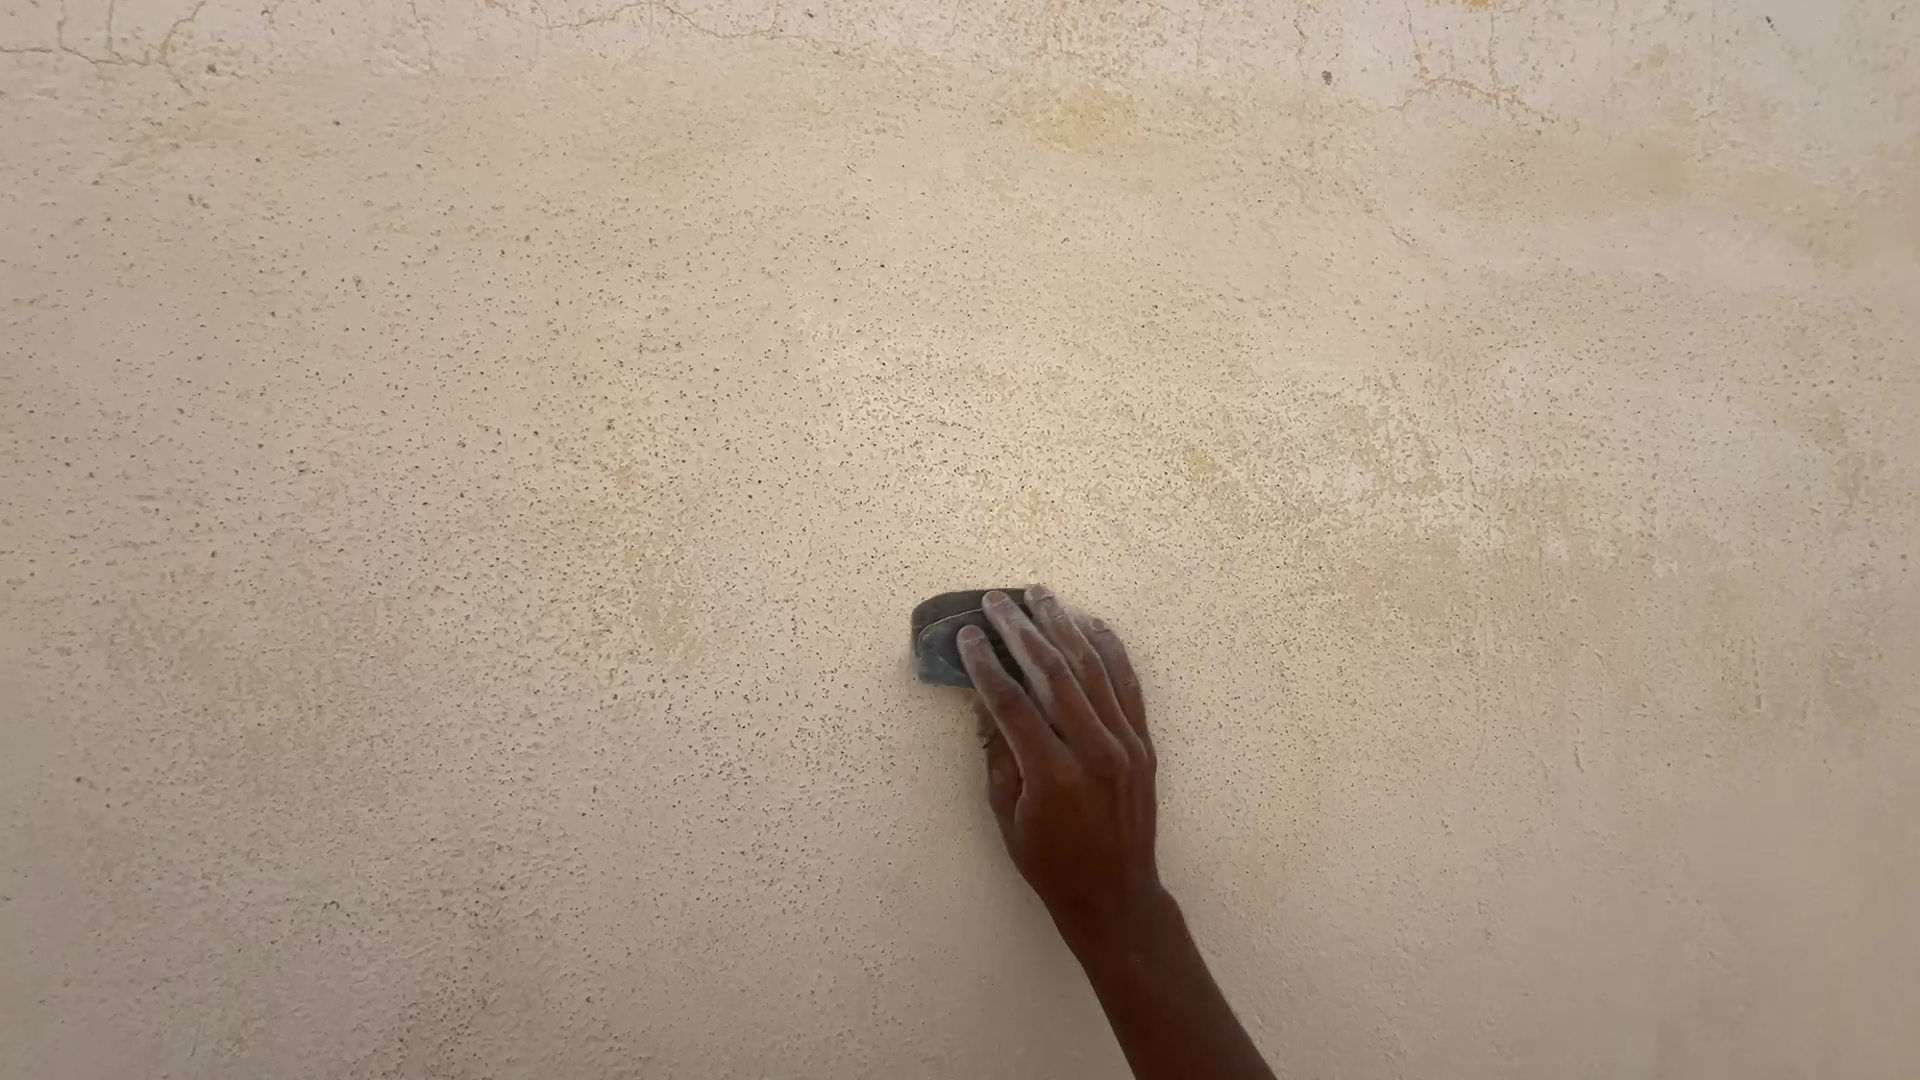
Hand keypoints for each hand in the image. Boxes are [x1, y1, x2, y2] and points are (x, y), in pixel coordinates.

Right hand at [960, 585, 1161, 930]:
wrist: (1116, 894)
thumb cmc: (1050, 862)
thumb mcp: (1006, 815)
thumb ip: (996, 753)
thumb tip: (984, 700)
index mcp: (1052, 773)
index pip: (1011, 703)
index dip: (985, 665)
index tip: (968, 635)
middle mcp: (1094, 749)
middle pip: (1054, 672)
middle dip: (1021, 630)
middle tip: (997, 600)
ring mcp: (1126, 742)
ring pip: (1093, 667)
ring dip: (1064, 625)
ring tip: (1041, 594)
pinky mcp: (1144, 741)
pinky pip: (1128, 683)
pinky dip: (1111, 648)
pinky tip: (1092, 623)